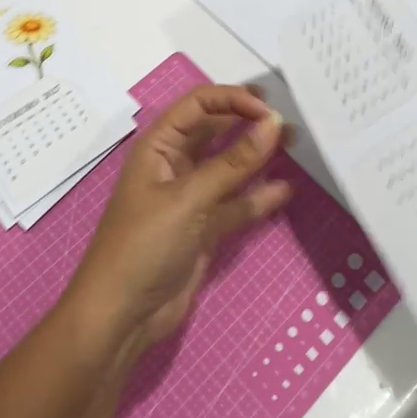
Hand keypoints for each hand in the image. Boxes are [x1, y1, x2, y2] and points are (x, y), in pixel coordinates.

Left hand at [66, 84, 293, 352]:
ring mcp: (191, 198)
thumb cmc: (144, 246)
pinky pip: (236, 204)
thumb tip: (274, 123)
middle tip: (291, 121)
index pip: (199, 104)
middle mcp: (175, 164)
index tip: (269, 110)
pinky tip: (286, 189)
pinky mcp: (205, 229)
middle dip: (250, 122)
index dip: (233, 99)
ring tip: (296, 146)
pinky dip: (258, 197)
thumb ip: (233, 162)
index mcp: (159, 146)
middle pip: (216, 130)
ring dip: (259, 156)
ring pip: (230, 167)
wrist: (120, 318)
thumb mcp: (189, 199)